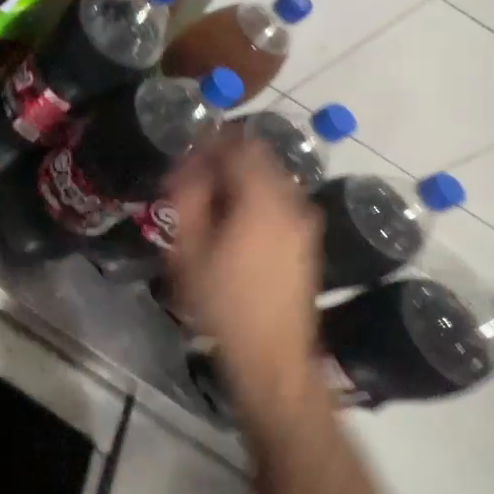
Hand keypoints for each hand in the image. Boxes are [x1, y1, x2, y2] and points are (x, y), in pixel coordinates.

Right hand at [161, 137, 323, 414]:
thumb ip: (186, 198)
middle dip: (226, 157)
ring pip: (271, 182)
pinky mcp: (307, 243)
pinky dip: (256, 199)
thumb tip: (186, 165)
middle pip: (259, 160)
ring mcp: (304, 225)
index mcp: (260, 199)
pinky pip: (280, 204)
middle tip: (193, 169)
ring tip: (210, 196)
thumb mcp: (188, 249)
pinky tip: (234, 221)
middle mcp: (291, 204)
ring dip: (242, 179)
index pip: (238, 146)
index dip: (210, 139)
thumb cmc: (221, 302)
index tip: (187, 143)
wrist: (271, 354)